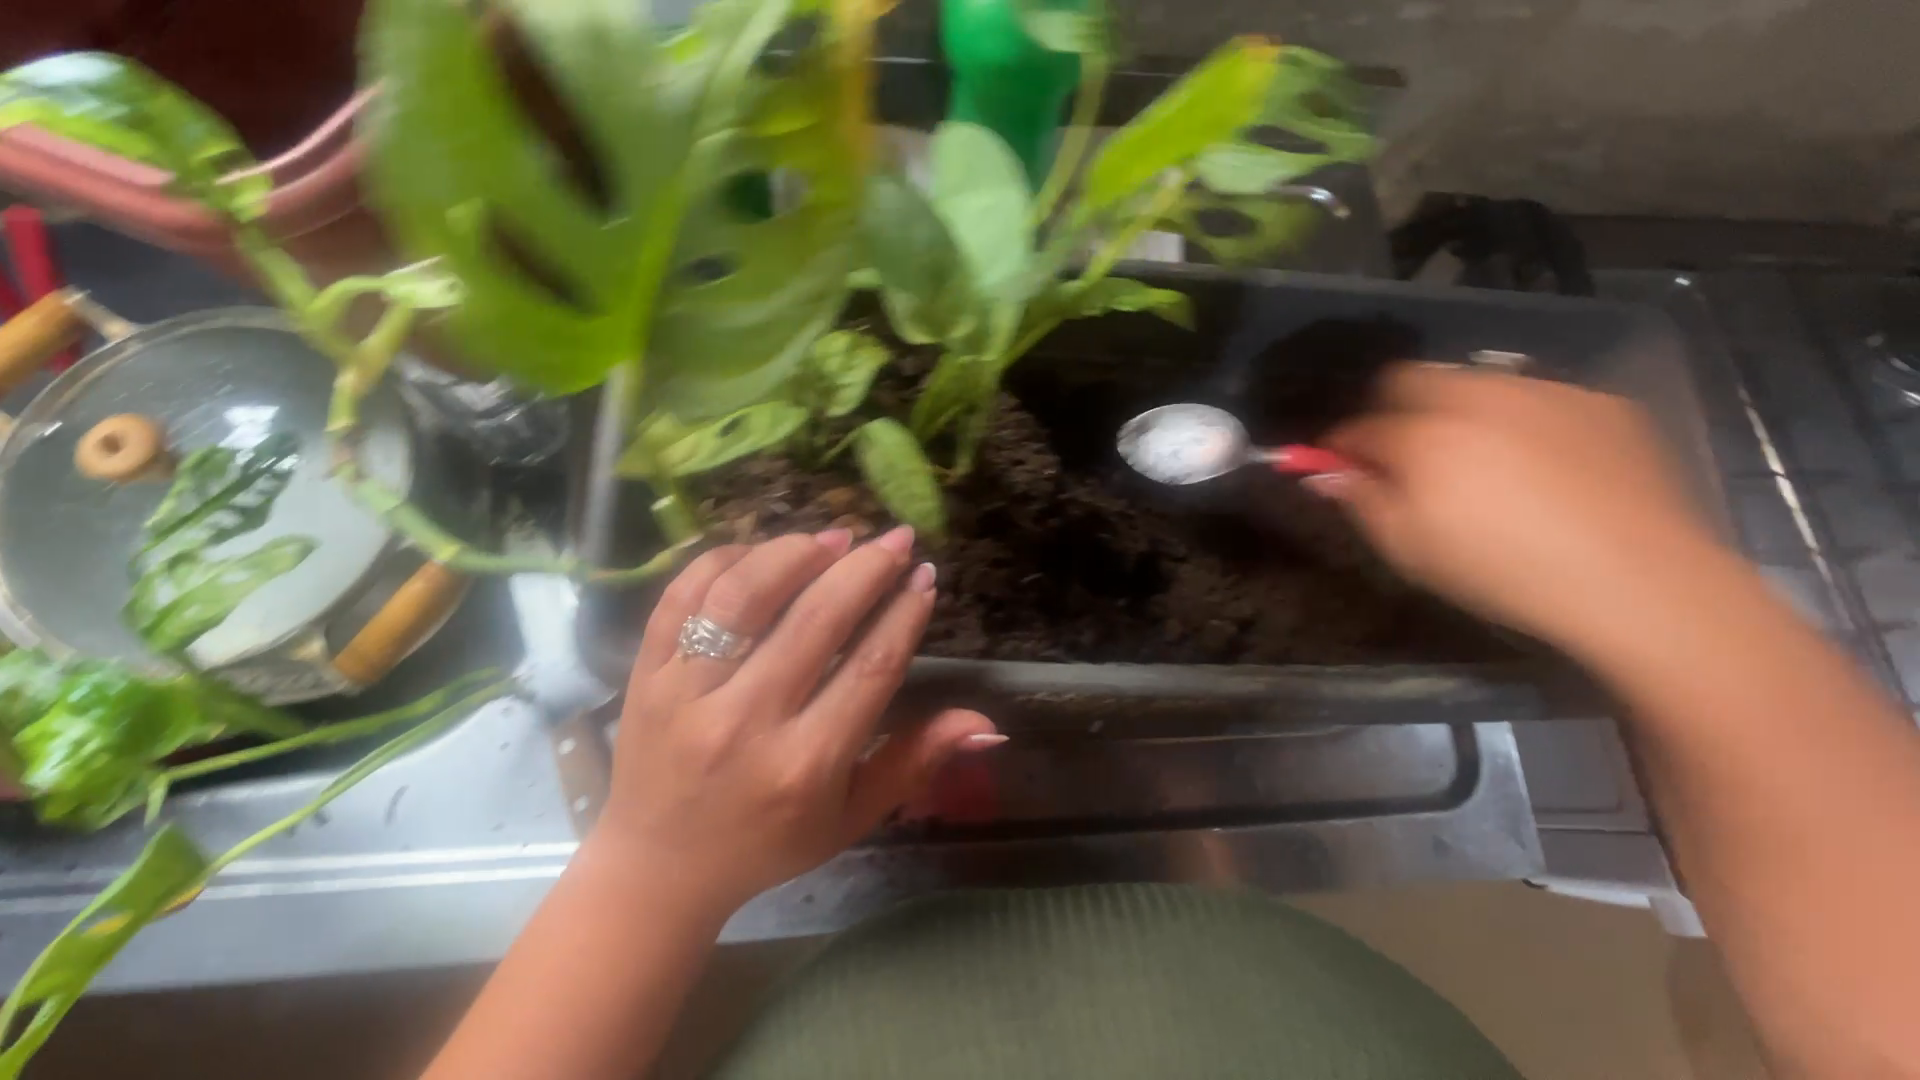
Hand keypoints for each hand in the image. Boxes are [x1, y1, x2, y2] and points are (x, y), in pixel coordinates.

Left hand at [595, 528, 999, 911]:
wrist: (657, 870)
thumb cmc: (768, 844)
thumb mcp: (852, 818)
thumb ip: (915, 762)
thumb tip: (987, 723)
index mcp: (803, 766)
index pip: (869, 669)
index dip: (903, 615)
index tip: (924, 577)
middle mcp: (743, 723)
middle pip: (814, 621)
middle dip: (865, 569)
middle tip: (896, 538)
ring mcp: (684, 694)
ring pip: (743, 597)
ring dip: (795, 554)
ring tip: (834, 537)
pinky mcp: (645, 675)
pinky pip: (681, 597)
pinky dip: (724, 561)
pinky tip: (763, 552)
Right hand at [1311, 362, 1729, 652]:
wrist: (1639, 581)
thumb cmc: (1504, 572)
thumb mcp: (1410, 550)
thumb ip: (1360, 500)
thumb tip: (1324, 471)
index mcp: (1424, 435)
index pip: (1360, 425)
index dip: (1343, 446)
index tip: (1340, 467)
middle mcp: (1478, 396)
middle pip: (1410, 379)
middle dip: (1392, 411)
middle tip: (1404, 457)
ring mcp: (1544, 393)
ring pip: (1474, 382)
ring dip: (1455, 411)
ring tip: (1476, 462)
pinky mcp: (1599, 403)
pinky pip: (1535, 399)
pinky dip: (1518, 422)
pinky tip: (1538, 468)